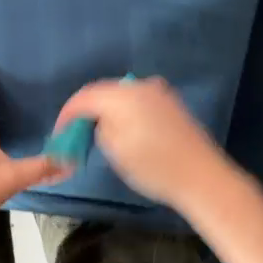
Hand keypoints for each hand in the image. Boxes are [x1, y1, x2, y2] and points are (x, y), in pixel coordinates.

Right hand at [53, 77, 233, 208]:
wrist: (202, 176)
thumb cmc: (153, 166)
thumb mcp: (115, 150)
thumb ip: (99, 128)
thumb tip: (99, 121)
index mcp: (123, 95)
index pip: (84, 96)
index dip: (67, 114)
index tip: (59, 133)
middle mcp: (140, 85)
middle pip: (103, 91)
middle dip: (87, 110)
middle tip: (76, 132)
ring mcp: (159, 92)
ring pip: (121, 95)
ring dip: (106, 110)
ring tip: (97, 132)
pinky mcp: (171, 103)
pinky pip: (138, 100)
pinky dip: (124, 111)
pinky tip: (124, 129)